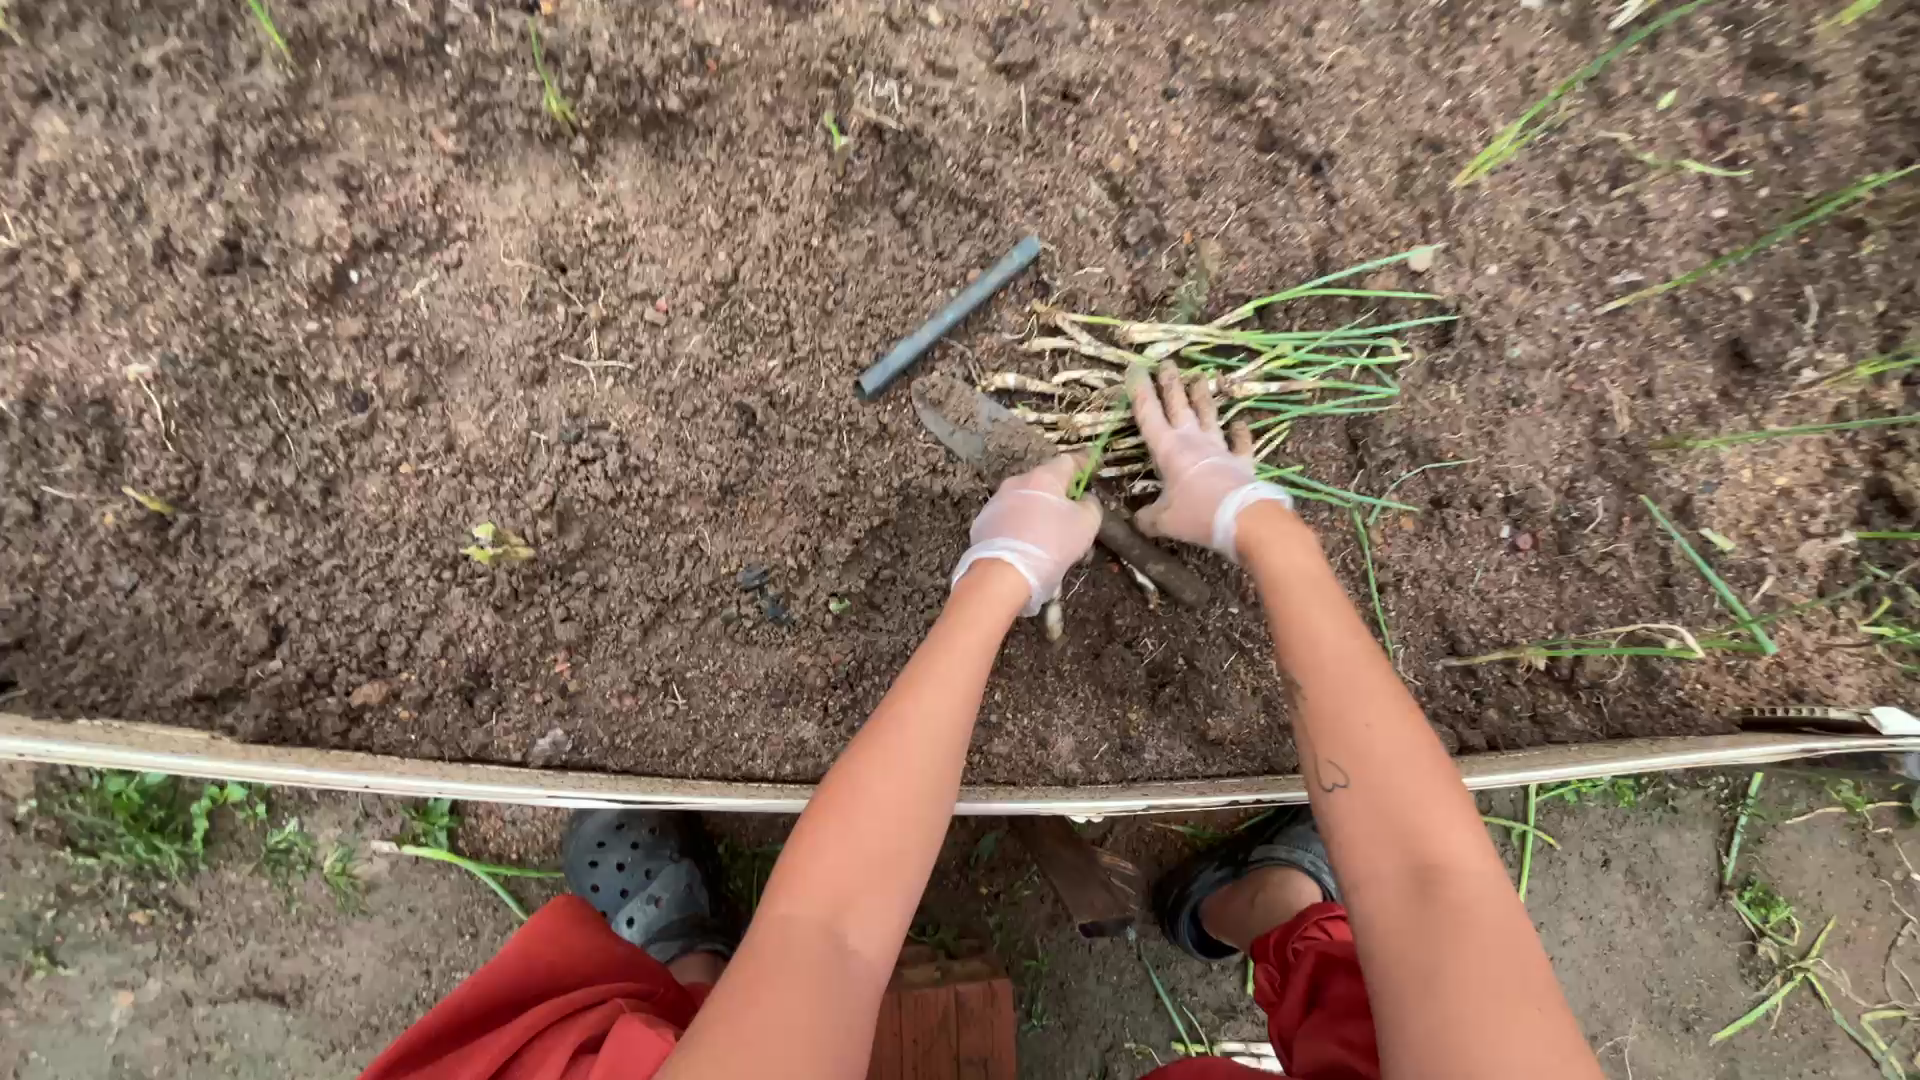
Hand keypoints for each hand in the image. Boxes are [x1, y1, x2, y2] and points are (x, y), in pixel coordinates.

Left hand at [951, 455, 1102, 615]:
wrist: (1003, 574)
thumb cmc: (1051, 544)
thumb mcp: (1086, 524)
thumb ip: (1090, 505)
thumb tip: (1084, 500)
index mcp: (1044, 477)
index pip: (1068, 460)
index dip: (1083, 464)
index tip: (1092, 467)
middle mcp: (1017, 482)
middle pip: (1044, 482)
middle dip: (1058, 495)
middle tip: (1070, 515)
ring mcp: (996, 502)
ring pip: (1025, 502)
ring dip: (1038, 513)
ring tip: (1047, 538)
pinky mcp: (983, 523)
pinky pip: (1009, 520)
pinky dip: (1020, 528)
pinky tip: (1026, 547)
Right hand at [1128, 360, 1292, 558]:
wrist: (1244, 519)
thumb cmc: (1197, 515)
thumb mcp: (1164, 521)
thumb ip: (1148, 518)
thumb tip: (1137, 520)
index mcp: (1168, 450)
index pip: (1148, 415)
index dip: (1140, 392)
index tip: (1135, 369)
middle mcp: (1193, 441)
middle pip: (1179, 406)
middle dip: (1170, 384)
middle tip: (1167, 363)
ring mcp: (1219, 449)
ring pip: (1208, 416)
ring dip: (1202, 397)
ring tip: (1199, 378)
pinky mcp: (1241, 462)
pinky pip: (1241, 443)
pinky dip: (1241, 434)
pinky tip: (1241, 424)